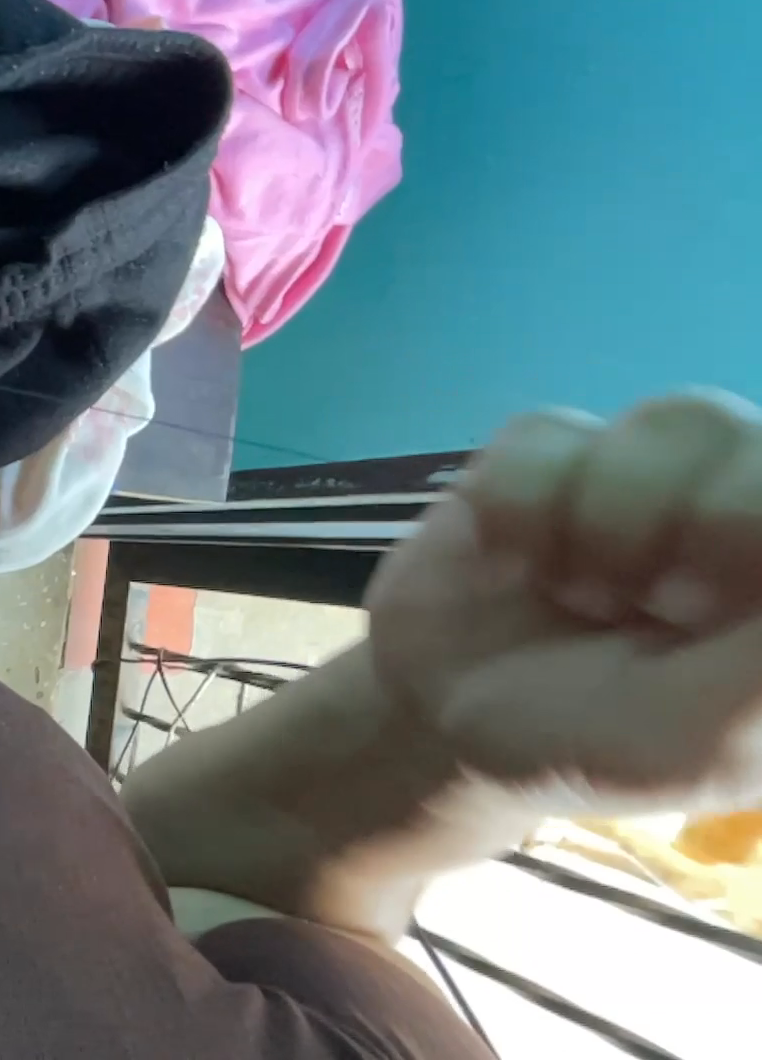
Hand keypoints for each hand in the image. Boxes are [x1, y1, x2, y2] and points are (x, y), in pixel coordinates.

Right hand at [366, 390, 761, 816]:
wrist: (434, 715)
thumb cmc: (591, 744)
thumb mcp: (722, 738)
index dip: (750, 537)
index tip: (707, 615)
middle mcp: (751, 506)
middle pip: (761, 445)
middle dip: (688, 535)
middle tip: (648, 609)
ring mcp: (645, 474)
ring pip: (676, 418)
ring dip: (602, 520)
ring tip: (577, 588)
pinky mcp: (537, 462)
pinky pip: (544, 432)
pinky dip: (513, 503)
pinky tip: (509, 557)